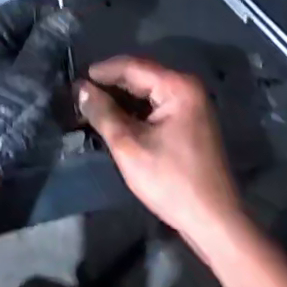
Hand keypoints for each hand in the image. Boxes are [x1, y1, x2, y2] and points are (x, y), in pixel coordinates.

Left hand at [0, 0, 77, 182]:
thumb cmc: (1, 115)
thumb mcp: (32, 75)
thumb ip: (50, 40)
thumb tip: (69, 12)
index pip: (21, 7)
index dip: (51, 15)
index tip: (76, 30)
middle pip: (17, 27)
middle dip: (45, 38)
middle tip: (70, 53)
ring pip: (14, 47)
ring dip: (38, 56)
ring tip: (60, 70)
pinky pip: (6, 65)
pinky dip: (26, 70)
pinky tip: (43, 82)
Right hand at [77, 56, 244, 241]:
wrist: (213, 219)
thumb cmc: (171, 180)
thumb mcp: (130, 146)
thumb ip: (104, 113)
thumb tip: (81, 89)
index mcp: (178, 86)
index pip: (132, 66)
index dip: (101, 72)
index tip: (74, 81)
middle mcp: (187, 88)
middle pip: (141, 77)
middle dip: (109, 85)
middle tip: (78, 97)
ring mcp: (191, 105)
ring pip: (148, 93)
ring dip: (120, 99)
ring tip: (90, 108)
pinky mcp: (189, 123)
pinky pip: (156, 107)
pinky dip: (135, 111)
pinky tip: (114, 120)